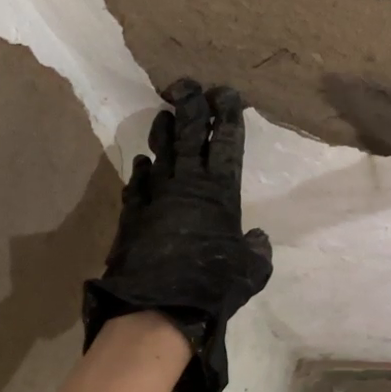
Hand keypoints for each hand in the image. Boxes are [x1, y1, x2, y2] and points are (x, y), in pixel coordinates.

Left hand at [83, 79, 272, 391]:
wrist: (159, 307)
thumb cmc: (215, 285)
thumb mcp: (253, 270)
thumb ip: (257, 249)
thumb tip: (256, 238)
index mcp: (221, 193)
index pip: (227, 144)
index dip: (227, 116)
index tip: (226, 93)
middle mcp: (188, 186)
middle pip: (190, 136)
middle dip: (192, 106)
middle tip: (189, 84)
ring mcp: (156, 198)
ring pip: (161, 153)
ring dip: (164, 130)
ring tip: (165, 111)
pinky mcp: (133, 216)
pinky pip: (138, 184)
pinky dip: (142, 170)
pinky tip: (143, 162)